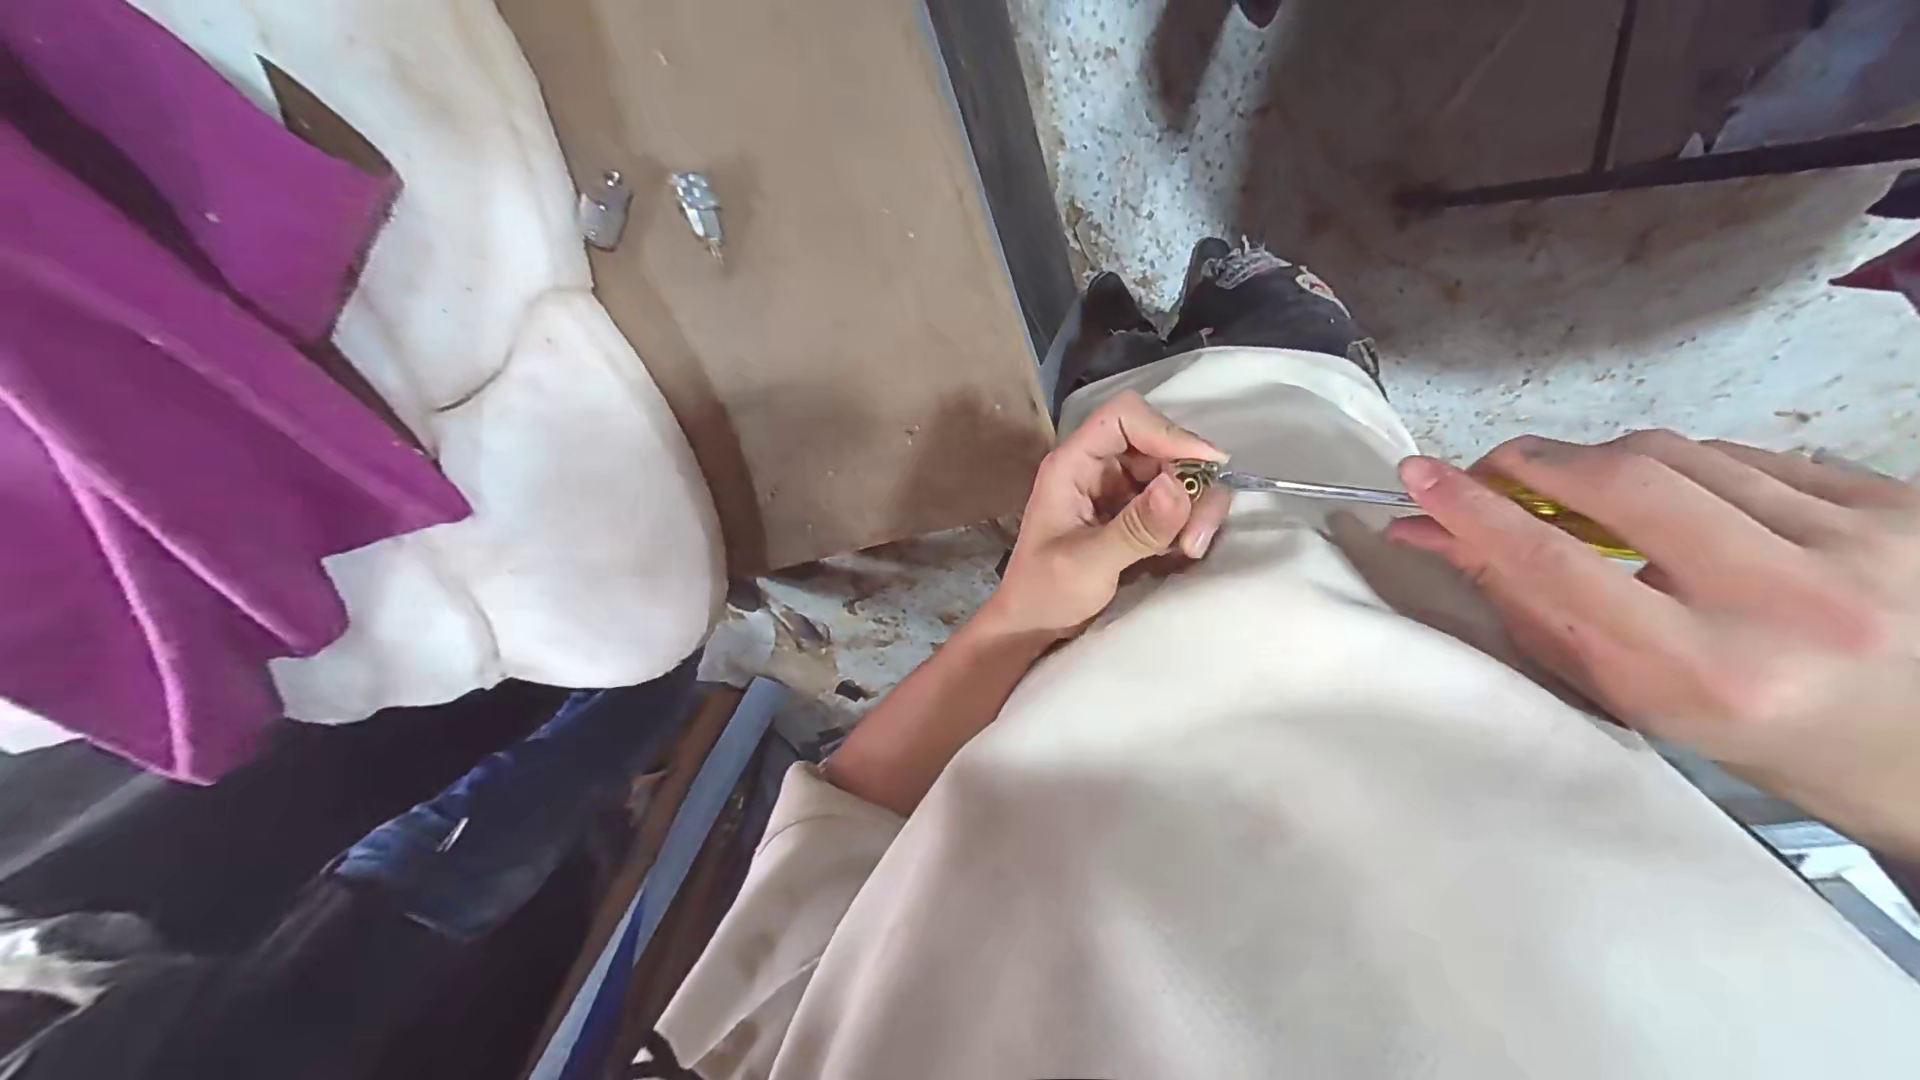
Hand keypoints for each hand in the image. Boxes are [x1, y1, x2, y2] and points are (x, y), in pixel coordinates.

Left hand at [982, 391, 1231, 640]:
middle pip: (1162, 446)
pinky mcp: (1134, 516)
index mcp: (1072, 465)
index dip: (1167, 431)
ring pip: (1176, 475)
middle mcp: (1098, 468)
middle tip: (1195, 537)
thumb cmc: (1045, 593)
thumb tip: (1177, 487)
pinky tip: (1184, 552)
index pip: (1124, 417)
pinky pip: (1176, 502)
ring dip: (1195, 508)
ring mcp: (1118, 491)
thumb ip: (1135, 528)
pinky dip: (1188, 522)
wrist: (1034, 626)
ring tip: (1190, 550)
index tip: (1205, 465)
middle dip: (1190, 483)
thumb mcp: (1087, 564)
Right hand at [1386, 432, 1919, 857]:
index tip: (1418, 474)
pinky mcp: (1908, 507)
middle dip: (1534, 461)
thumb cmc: (1735, 726)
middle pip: (1623, 481)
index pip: (1552, 563)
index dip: (1473, 510)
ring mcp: (1869, 547)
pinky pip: (1744, 453)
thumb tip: (1428, 530)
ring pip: (1678, 453)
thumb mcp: (1610, 679)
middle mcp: (1792, 604)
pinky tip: (1667, 497)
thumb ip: (1516, 596)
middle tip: (1492, 469)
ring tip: (1576, 488)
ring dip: (1597, 460)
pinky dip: (1674, 464)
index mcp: (1700, 669)